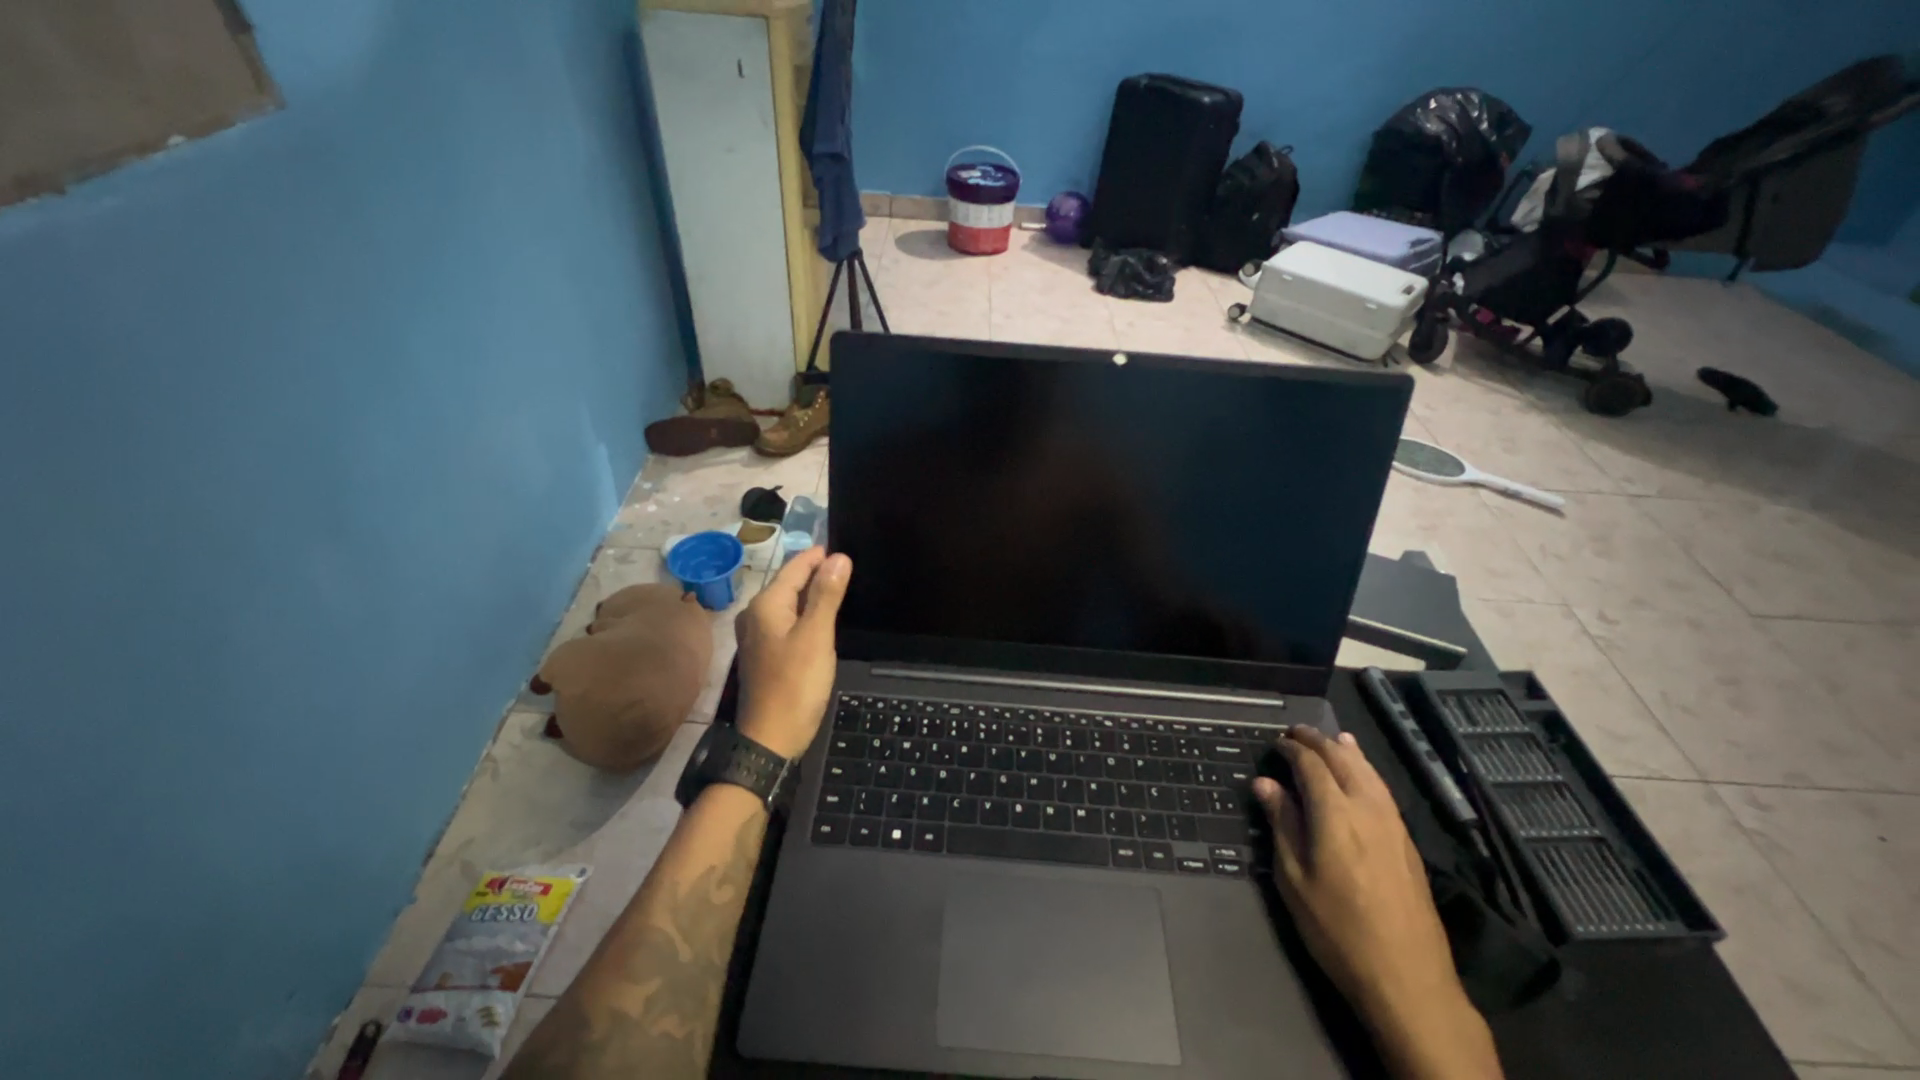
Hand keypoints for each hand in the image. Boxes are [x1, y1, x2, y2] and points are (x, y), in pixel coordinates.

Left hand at [734, 548, 851, 759]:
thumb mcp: (816, 636)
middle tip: (852, 566)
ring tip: (844, 589)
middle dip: (818, 573)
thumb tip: (839, 557)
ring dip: (814, 595)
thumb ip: (827, 595)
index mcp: (766, 605)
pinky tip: (824, 622)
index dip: (821, 555)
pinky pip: (788, 622)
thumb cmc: (795, 686)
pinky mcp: (765, 654)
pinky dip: (806, 616)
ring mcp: (758, 636)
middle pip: (791, 583)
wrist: (770, 740)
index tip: (847, 546)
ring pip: (790, 604)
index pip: (796, 566)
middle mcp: (756, 614)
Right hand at [1251, 726, 1458, 1022]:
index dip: (1291, 750)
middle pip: (1342, 759)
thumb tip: (1265, 784)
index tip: (1274, 744)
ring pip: (1368, 771)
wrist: (1406, 974)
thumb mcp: (1294, 879)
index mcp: (1335, 814)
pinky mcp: (1406, 840)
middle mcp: (1367, 808)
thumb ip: (1282, 825)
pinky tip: (1363, 772)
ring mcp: (1392, 823)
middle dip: (1317, 742)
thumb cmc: (1337, 929)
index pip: (1311, 765)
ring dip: (1345, 751)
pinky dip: (1367, 770)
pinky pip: (1383, 788)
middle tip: (1294, 734)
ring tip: (1330, 738)